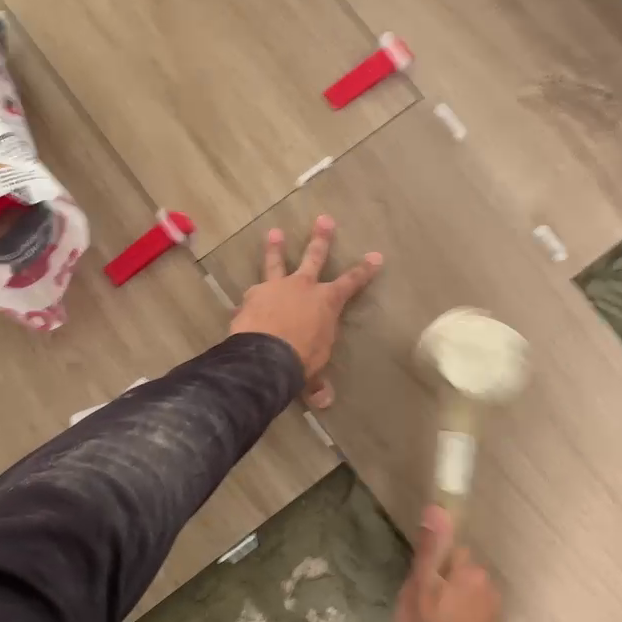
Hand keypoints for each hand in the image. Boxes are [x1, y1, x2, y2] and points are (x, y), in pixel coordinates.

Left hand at [229, 214, 380, 408]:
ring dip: (275, 247)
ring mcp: (275, 288)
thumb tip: (324, 402)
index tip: (376, 255)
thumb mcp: (313, 372)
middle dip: (321, 239)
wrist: (265, 356)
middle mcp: (302, 287)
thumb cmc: (300, 360)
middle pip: (314, 257)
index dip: (364, 270)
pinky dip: (251, 296)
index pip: (351, 283)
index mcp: (326, 302)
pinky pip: (252, 294)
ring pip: (276, 262)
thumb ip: (317, 383)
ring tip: (273, 232)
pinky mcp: (251, 296)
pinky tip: (245, 298)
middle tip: (324, 219)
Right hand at [394, 506, 500, 621]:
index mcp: (469, 571)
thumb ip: (429, 549)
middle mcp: (487, 585)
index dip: (429, 565)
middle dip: (438, 582)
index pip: (447, 548)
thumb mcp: (417, 590)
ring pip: (461, 590)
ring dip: (447, 600)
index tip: (418, 586)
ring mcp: (491, 609)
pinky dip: (455, 617)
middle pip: (456, 568)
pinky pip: (467, 610)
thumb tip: (438, 508)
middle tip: (419, 607)